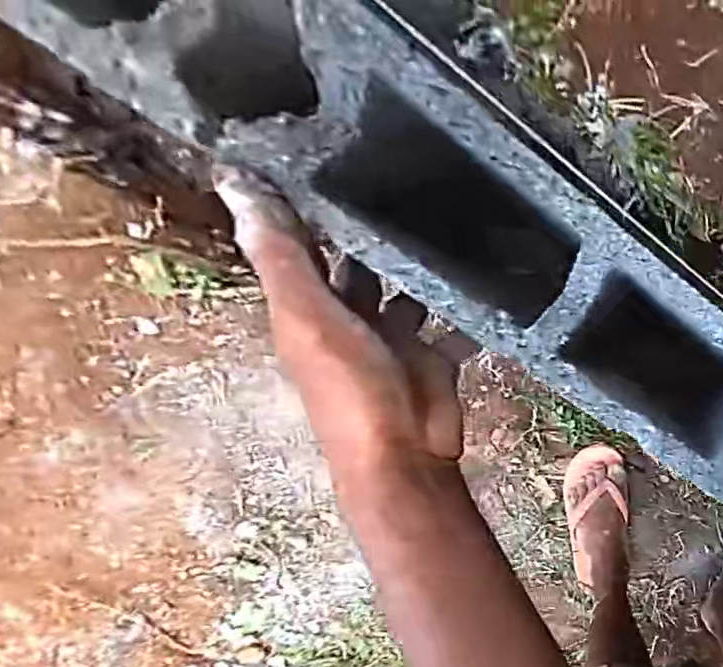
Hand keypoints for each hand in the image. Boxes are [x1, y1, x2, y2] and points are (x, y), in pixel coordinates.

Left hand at [215, 166, 463, 477]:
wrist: (405, 456)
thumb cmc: (352, 390)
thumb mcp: (309, 318)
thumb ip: (283, 256)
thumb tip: (235, 181)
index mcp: (306, 307)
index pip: (302, 246)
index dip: (308, 207)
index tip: (330, 154)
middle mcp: (348, 320)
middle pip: (359, 267)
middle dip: (374, 235)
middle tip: (405, 182)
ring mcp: (395, 342)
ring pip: (408, 295)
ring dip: (423, 272)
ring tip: (450, 226)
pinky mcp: (434, 362)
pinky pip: (451, 331)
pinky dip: (466, 317)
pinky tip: (487, 288)